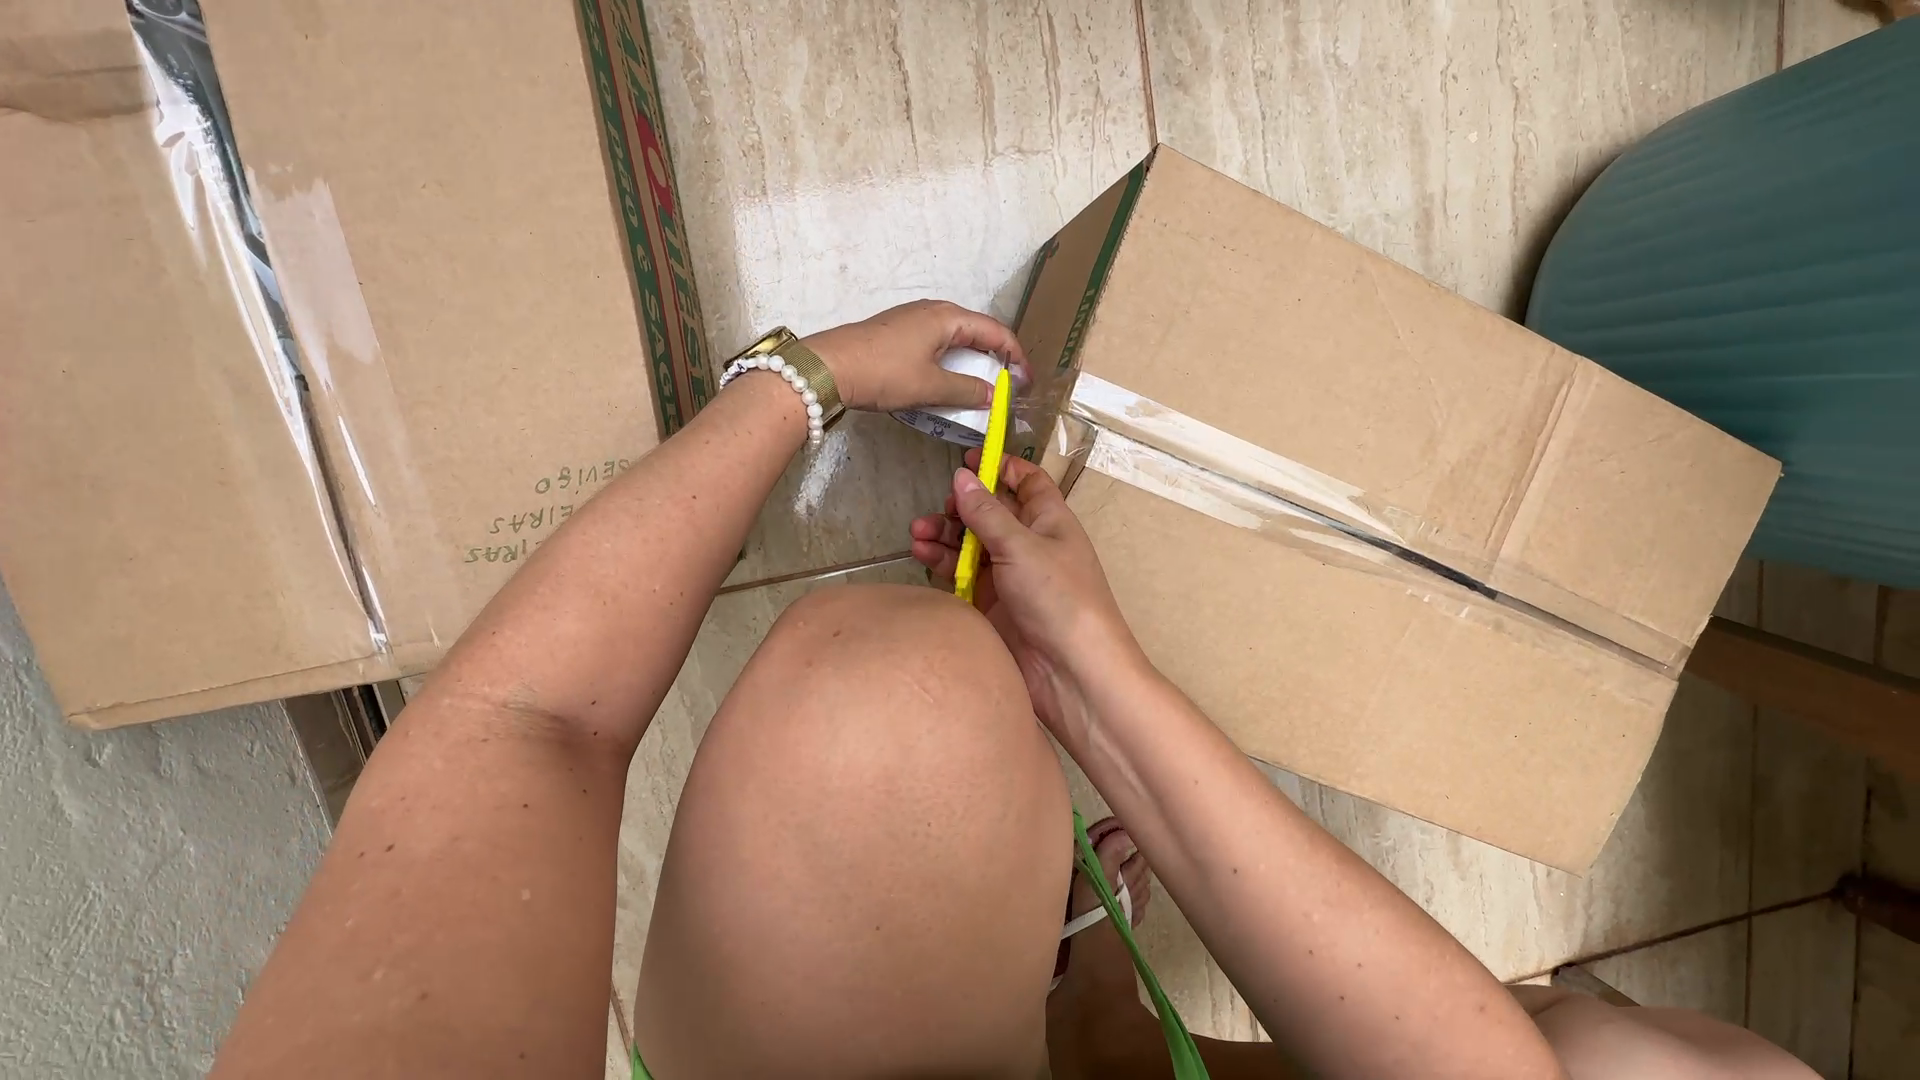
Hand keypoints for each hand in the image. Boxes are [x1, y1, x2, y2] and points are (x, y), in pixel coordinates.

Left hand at [803, 300, 1027, 412]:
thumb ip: (968, 390)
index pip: (996, 332)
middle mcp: (933, 311)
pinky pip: (935, 346)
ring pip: (954, 339)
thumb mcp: (931, 386)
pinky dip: (950, 363)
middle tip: (1008, 387)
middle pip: (976, 332)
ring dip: (971, 363)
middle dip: (995, 359)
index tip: (1026, 382)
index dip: (1016, 357)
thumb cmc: (884, 373)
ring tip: (982, 388)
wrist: (828, 368)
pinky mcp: (897, 335)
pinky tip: (948, 383)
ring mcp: (912, 321)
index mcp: (948, 317)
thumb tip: (994, 395)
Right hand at [909, 452, 1147, 746]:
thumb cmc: (1059, 597)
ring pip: (971, 544)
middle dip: (962, 507)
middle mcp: (1029, 545)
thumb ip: (987, 514)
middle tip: (941, 511)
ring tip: (917, 534)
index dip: (1001, 467)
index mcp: (1049, 521)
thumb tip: (962, 478)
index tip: (968, 459)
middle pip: (990, 513)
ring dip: (945, 536)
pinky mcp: (991, 605)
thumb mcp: (1022, 547)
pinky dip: (942, 564)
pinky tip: (922, 556)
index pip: (1027, 482)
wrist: (1071, 672)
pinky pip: (962, 575)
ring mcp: (1009, 576)